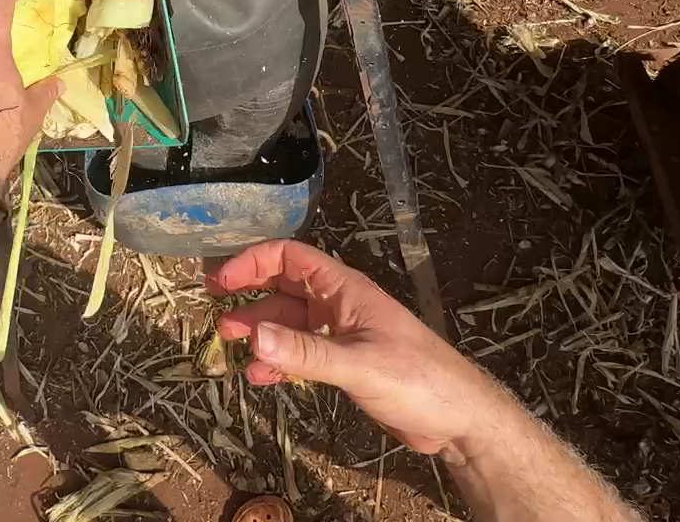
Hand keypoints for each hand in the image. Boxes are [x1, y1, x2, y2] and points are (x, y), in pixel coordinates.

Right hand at [210, 240, 513, 457]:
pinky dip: (278, 361)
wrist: (462, 422)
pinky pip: (299, 352)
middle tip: (217, 309)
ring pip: (288, 321)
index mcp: (342, 288)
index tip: (222, 281)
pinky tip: (260, 377)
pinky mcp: (342, 360)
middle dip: (249, 294)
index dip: (252, 262)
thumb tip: (252, 336)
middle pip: (283, 286)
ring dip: (260, 330)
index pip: (288, 257)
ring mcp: (339, 332)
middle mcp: (336, 303)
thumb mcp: (359, 364)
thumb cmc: (418, 379)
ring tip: (231, 345)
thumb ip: (305, 352)